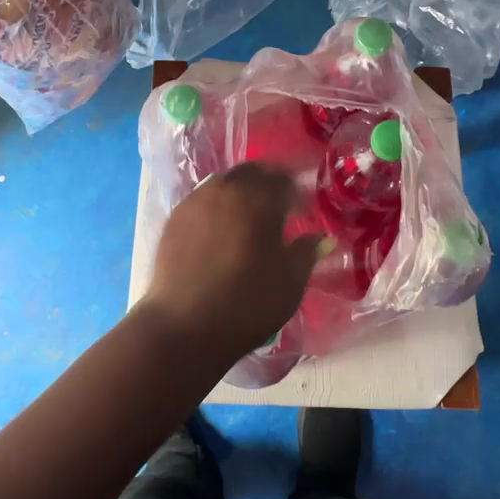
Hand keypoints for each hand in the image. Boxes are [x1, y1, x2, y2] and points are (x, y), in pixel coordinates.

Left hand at [140, 163, 327, 361]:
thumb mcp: (290, 283)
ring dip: (240, 191)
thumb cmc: (247, 305)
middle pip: (253, 172)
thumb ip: (307, 253)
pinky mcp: (175, 216)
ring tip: (246, 217)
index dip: (297, 194)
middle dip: (268, 184)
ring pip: (225, 182)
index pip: (285, 180)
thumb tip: (324, 238)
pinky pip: (202, 198)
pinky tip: (218, 228)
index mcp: (261, 199)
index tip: (302, 211)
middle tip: (277, 207)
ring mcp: (197, 199)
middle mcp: (228, 188)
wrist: (185, 326)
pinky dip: (216, 205)